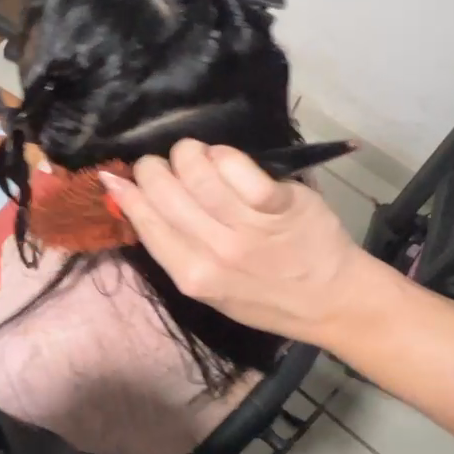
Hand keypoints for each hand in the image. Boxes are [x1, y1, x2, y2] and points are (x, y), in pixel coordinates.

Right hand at [101, 139, 383, 343]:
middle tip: (167, 166)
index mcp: (190, 275)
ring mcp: (249, 228)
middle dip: (154, 166)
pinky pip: (237, 165)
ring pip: (195, 168)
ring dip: (190, 153)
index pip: (144, 218)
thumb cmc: (262, 295)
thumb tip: (125, 197)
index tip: (122, 175)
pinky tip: (227, 160)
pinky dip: (225, 154)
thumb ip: (169, 245)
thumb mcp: (205, 287)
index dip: (127, 189)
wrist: (331, 300)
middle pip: (163, 188)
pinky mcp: (281, 205)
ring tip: (201, 160)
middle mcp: (215, 252)